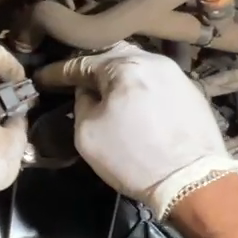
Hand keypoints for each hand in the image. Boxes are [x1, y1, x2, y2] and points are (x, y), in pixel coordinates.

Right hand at [50, 42, 237, 218]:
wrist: (194, 183)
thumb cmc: (134, 158)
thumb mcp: (88, 133)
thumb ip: (82, 102)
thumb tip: (87, 91)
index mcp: (124, 66)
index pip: (81, 63)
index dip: (58, 72)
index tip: (42, 78)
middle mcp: (152, 60)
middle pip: (112, 54)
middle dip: (90, 66)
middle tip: (73, 78)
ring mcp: (176, 74)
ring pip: (136, 64)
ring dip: (117, 74)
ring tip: (102, 87)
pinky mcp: (191, 91)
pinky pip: (155, 79)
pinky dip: (138, 85)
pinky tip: (132, 99)